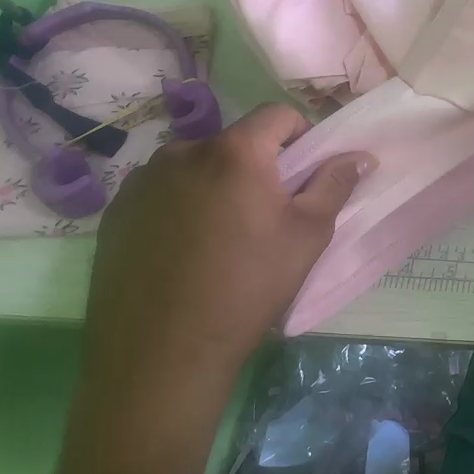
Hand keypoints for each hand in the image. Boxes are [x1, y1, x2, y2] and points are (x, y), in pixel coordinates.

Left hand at [83, 103, 372, 375]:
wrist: (160, 358)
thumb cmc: (247, 288)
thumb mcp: (308, 234)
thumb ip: (335, 183)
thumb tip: (359, 155)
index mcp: (234, 152)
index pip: (277, 115)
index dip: (300, 136)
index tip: (303, 176)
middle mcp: (182, 154)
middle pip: (235, 142)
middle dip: (256, 165)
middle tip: (265, 213)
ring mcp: (141, 184)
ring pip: (195, 167)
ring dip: (215, 184)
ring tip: (221, 235)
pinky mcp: (114, 215)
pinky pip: (161, 194)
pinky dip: (179, 207)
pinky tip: (184, 251)